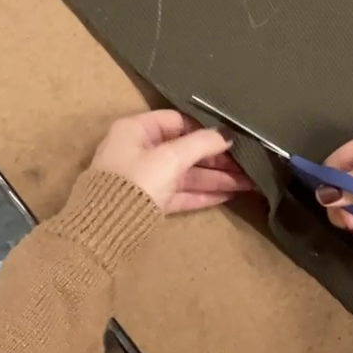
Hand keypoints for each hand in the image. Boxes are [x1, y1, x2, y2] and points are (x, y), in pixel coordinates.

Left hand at [90, 110, 253, 212]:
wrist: (105, 231)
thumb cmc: (135, 182)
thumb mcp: (170, 158)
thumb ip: (201, 143)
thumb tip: (227, 134)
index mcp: (136, 130)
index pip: (177, 121)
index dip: (204, 129)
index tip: (230, 138)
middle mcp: (140, 150)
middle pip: (185, 149)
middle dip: (217, 159)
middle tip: (247, 165)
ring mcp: (145, 178)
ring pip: (186, 174)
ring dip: (216, 178)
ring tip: (247, 183)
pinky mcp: (151, 201)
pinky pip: (181, 193)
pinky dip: (203, 194)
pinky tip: (228, 195)